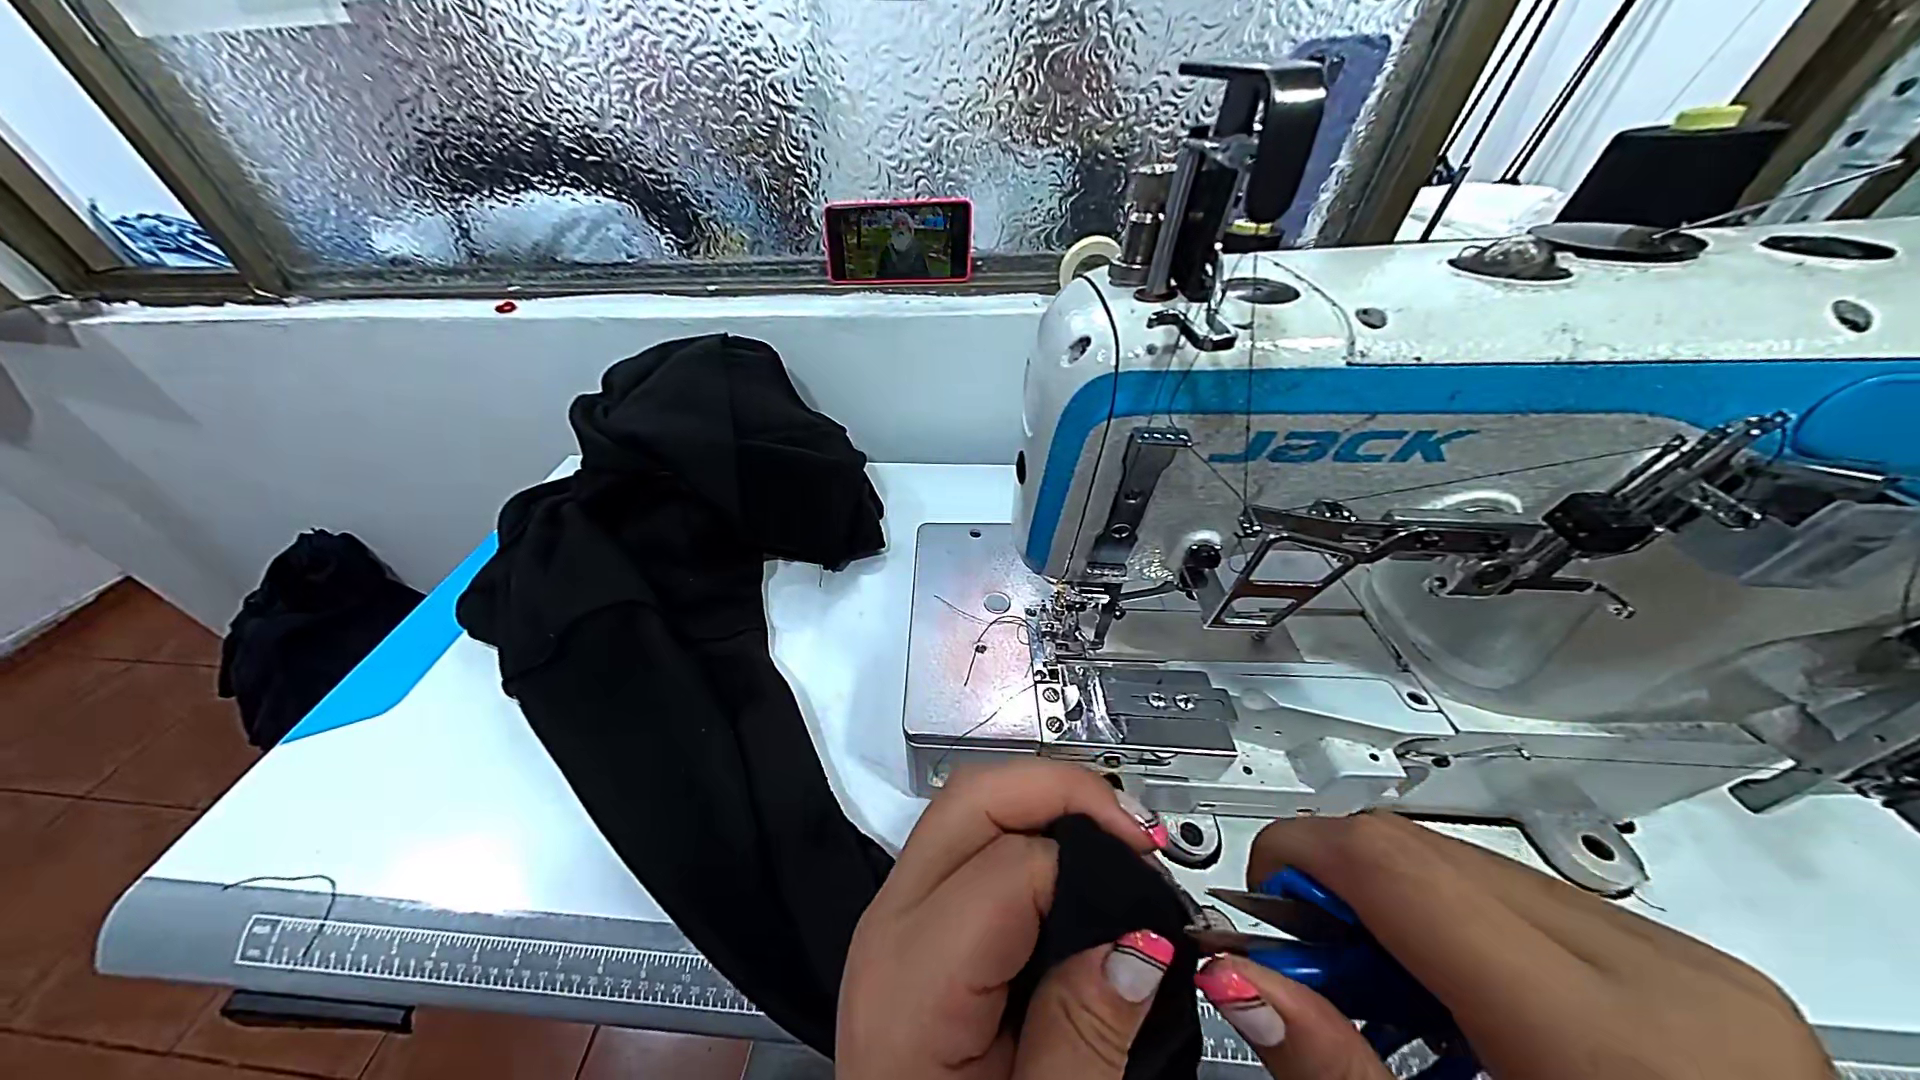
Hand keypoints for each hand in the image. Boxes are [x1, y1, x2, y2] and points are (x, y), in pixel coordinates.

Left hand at [837, 761, 1172, 1078]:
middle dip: (1061, 789)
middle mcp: (889, 925)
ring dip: (1045, 802)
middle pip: (973, 797)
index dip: (1089, 865)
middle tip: (1133, 830)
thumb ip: (1085, 1037)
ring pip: (969, 804)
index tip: (1149, 887)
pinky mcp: (909, 914)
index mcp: (912, 981)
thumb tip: (1138, 942)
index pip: (1010, 865)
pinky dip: (1026, 827)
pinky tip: (1070, 861)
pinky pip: (967, 836)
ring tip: (1113, 841)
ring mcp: (893, 912)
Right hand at [1195, 811, 1832, 1079]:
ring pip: (1470, 864)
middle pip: (1424, 850)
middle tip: (1316, 971)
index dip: (1299, 857)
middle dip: (1341, 889)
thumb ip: (1336, 1068)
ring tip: (1394, 996)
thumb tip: (1234, 976)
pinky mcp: (1700, 969)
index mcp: (1605, 1035)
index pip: (1393, 861)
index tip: (1264, 909)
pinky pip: (1527, 897)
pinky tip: (1466, 1004)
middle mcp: (1660, 972)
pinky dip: (1461, 926)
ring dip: (1398, 906)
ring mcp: (1693, 964)